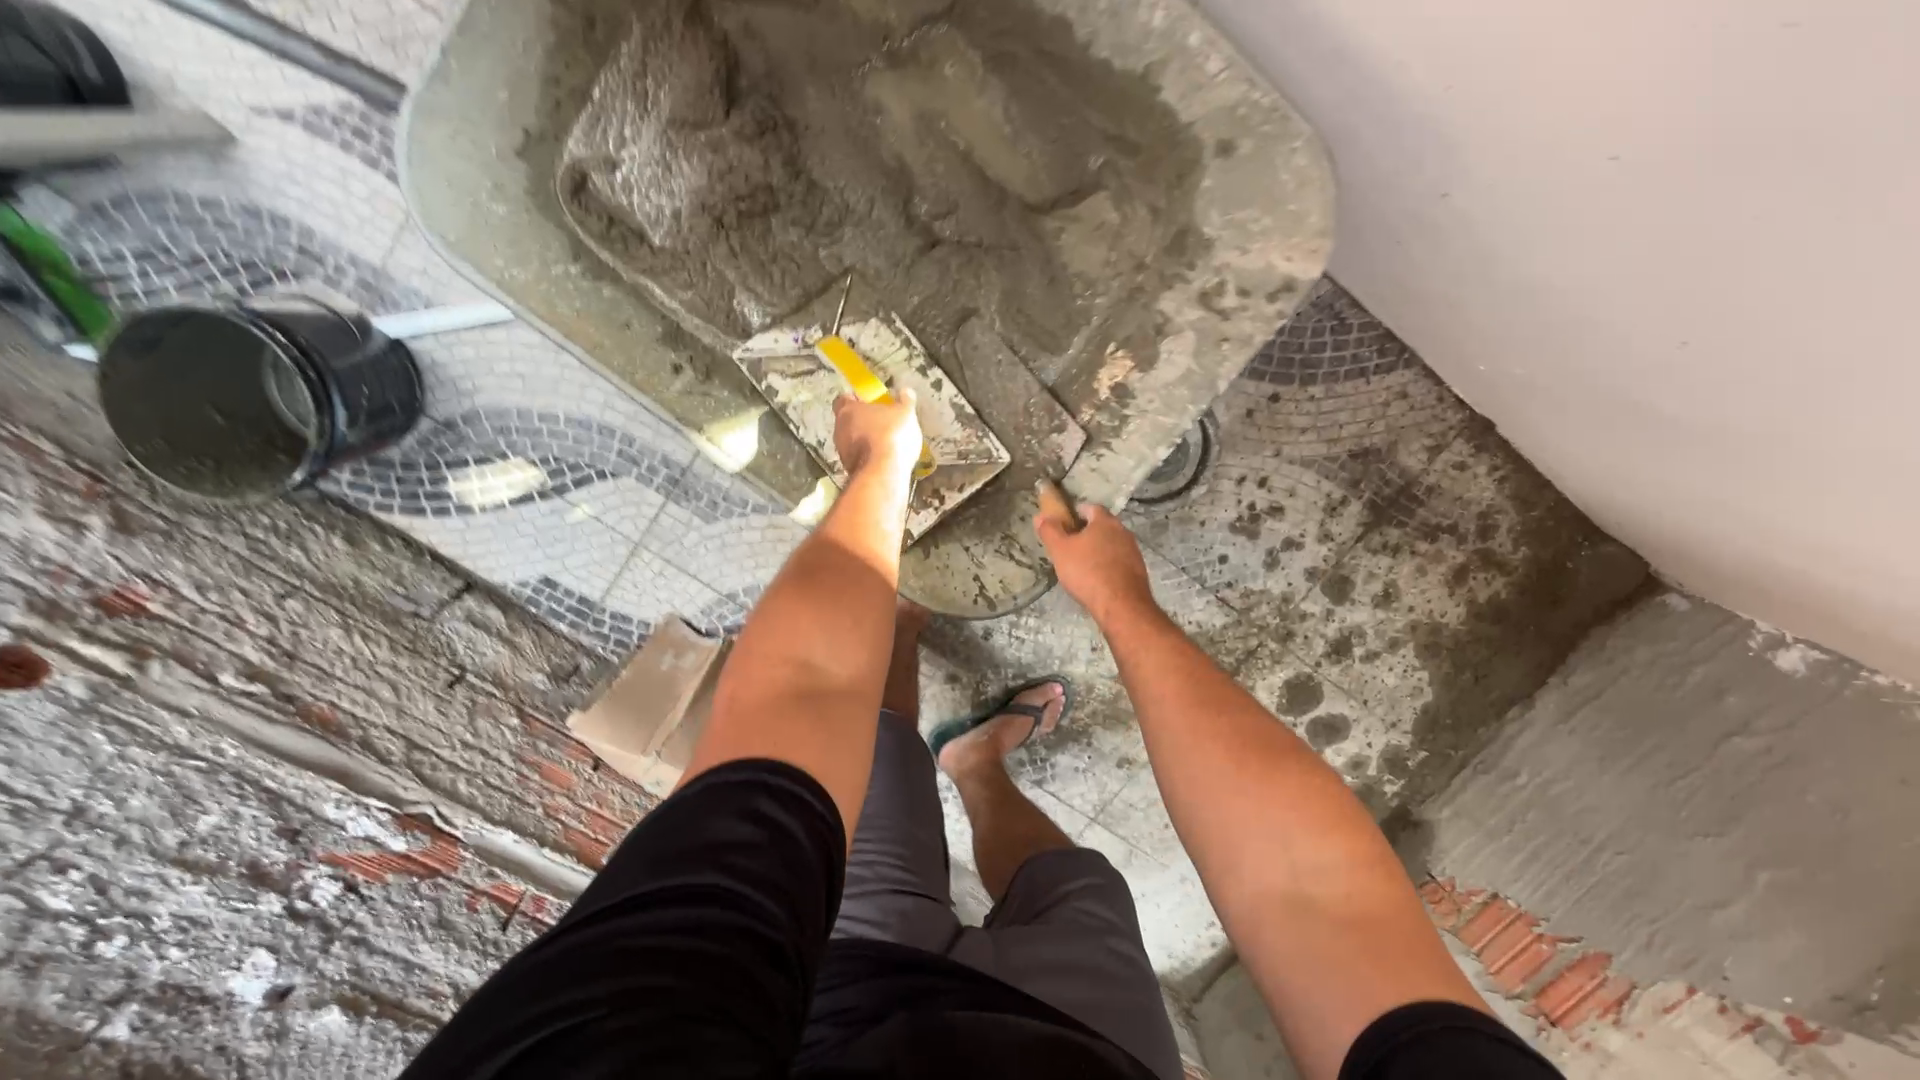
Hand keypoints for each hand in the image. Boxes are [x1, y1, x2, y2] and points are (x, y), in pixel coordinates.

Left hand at [833, 390, 921, 480]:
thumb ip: (905, 401)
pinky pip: (858, 458)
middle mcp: (839, 429)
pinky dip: (867, 457)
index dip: (855, 399)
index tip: (868, 402)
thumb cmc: (892, 435)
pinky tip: (883, 459)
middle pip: (847, 421)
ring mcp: (842, 451)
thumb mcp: (905, 413)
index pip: (843, 399)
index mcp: (848, 410)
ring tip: (884, 443)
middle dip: (861, 421)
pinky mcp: (849, 469)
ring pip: (851, 441)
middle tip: (880, 422)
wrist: (883, 473)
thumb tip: (905, 392)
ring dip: (864, 441)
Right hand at [1033, 503, 1157, 625]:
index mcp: (1105, 521)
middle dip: (1085, 533)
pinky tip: (1096, 579)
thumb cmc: (1087, 572)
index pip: (1089, 507)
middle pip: (1101, 526)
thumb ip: (1050, 531)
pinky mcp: (1138, 571)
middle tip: (1068, 545)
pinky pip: (1118, 562)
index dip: (1074, 513)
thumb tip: (1041, 515)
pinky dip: (1106, 565)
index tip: (1062, 524)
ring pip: (1111, 544)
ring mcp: (1133, 552)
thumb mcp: (1060, 550)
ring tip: (1080, 564)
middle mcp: (1123, 532)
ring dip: (1097, 550)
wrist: (1121, 605)